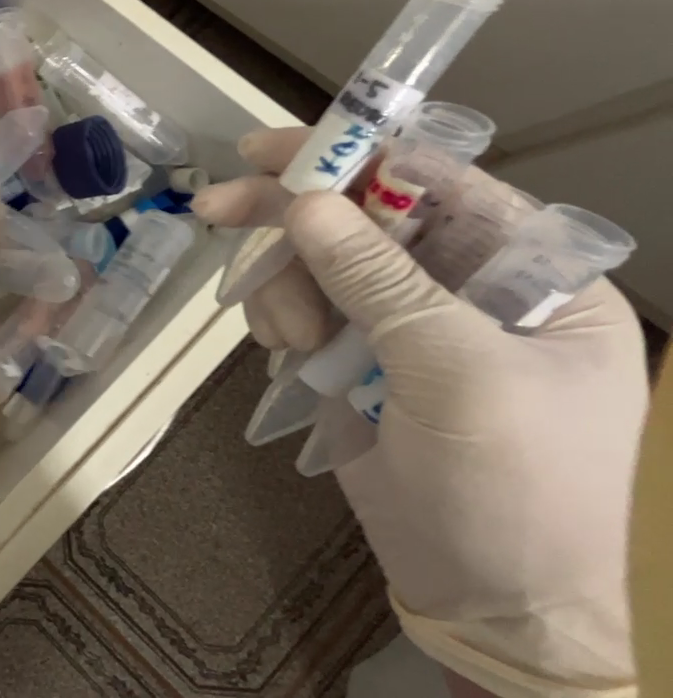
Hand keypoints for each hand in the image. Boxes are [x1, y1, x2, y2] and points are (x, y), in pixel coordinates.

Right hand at [194, 127, 648, 692]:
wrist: (484, 595)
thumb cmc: (509, 486)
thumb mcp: (455, 374)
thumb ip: (380, 282)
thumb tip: (304, 201)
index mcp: (531, 281)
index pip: (447, 190)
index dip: (362, 158)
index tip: (276, 149)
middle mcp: (466, 289)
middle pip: (364, 219)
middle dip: (290, 214)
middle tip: (214, 203)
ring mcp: (405, 322)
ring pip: (314, 262)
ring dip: (284, 288)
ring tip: (288, 340)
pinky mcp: (355, 353)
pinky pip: (296, 305)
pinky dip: (278, 318)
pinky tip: (287, 352)